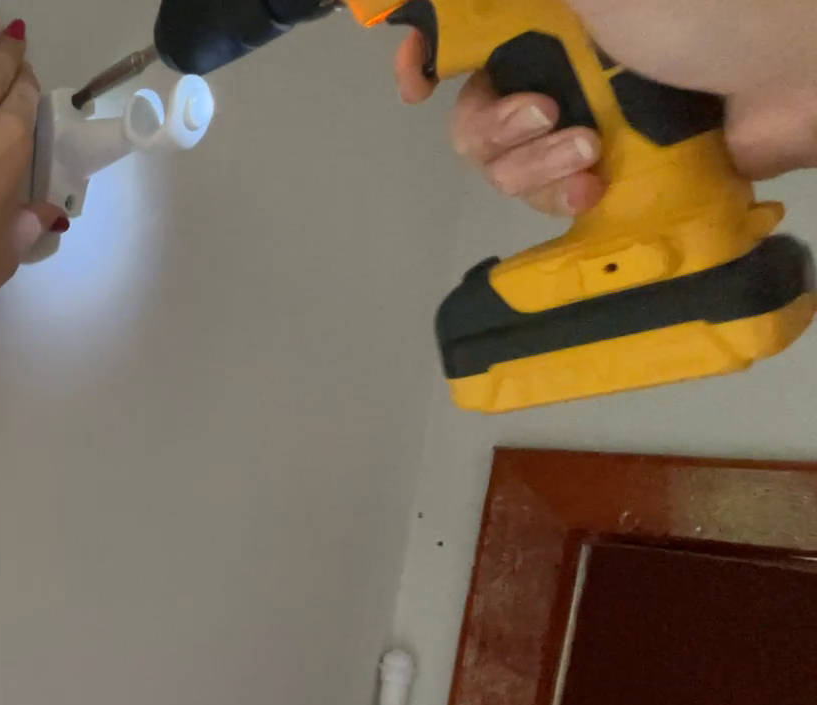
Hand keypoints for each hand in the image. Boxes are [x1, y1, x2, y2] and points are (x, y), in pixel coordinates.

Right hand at [395, 23, 816, 217]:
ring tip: (589, 152)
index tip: (418, 85)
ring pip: (500, 161)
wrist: (812, 70)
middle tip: (540, 119)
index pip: (469, 37)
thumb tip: (456, 3)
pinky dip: (558, 194)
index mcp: (562, 18)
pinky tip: (593, 185)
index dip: (429, 58)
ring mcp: (585, 118)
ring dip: (530, 165)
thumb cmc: (714, 6)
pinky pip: (542, 194)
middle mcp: (566, 66)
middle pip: (472, 112)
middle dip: (490, 128)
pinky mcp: (606, 166)